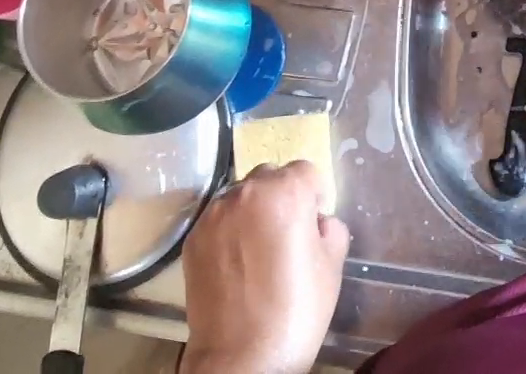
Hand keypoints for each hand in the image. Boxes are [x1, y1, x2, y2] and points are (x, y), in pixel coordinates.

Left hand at [181, 160, 348, 373]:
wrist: (242, 361)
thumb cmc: (296, 312)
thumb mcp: (333, 267)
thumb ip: (330, 228)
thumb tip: (315, 222)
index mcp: (286, 193)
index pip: (305, 171)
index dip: (313, 196)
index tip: (312, 223)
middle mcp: (247, 193)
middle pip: (270, 177)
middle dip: (281, 197)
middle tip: (285, 236)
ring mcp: (215, 214)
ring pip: (241, 196)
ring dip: (252, 211)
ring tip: (256, 251)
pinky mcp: (193, 237)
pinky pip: (218, 219)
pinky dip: (228, 231)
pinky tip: (235, 264)